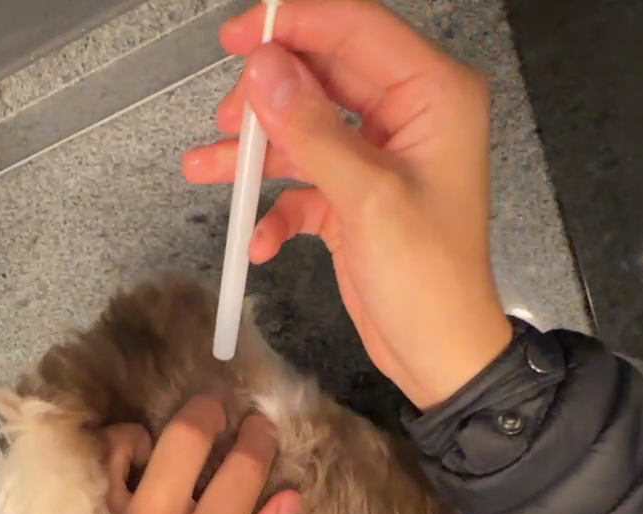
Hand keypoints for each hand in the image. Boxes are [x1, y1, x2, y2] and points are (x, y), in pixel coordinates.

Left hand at [9, 399, 302, 513]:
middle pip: (188, 436)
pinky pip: (89, 467)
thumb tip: (290, 497)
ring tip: (164, 447)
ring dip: (155, 433)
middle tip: (217, 409)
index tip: (261, 426)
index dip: (257, 438)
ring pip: (131, 440)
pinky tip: (123, 470)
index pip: (242, 469)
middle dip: (209, 411)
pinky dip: (110, 454)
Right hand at [181, 0, 512, 409]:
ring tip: (206, 168)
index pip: (356, 31)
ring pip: (305, 135)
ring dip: (256, 156)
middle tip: (225, 119)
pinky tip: (259, 240)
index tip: (239, 35)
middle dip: (269, 99)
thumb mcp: (367, 198)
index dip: (293, 25)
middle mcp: (406, 119)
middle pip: (323, 80)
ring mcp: (377, 162)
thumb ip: (313, 130)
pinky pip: (305, 188)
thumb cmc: (427, 279)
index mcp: (432, 96)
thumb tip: (264, 69)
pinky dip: (277, 210)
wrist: (436, 352)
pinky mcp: (354, 202)